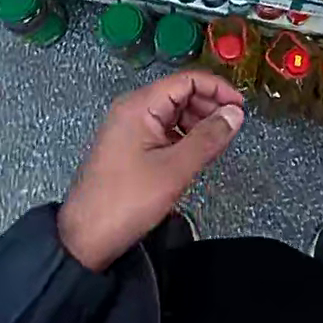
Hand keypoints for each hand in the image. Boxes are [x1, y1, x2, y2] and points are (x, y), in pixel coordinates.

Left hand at [58, 70, 244, 271]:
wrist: (83, 242)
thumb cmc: (126, 202)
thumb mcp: (175, 169)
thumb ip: (209, 137)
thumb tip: (235, 114)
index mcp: (140, 105)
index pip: (187, 80)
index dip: (217, 89)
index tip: (239, 106)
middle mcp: (133, 109)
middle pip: (180, 92)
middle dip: (209, 106)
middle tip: (231, 127)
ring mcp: (129, 127)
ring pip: (174, 111)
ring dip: (199, 121)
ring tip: (217, 142)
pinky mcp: (129, 145)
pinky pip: (164, 128)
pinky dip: (184, 135)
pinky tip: (196, 152)